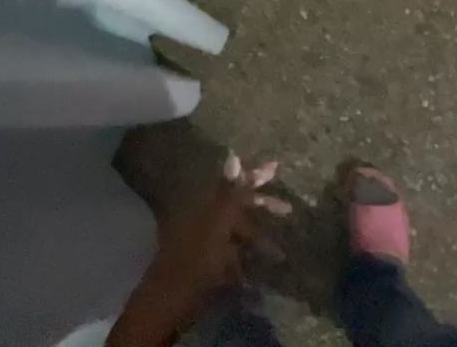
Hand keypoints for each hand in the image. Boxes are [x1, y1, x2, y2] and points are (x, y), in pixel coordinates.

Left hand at [108, 154, 289, 346]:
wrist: (169, 300)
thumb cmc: (195, 259)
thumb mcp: (216, 224)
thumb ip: (227, 193)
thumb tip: (234, 155)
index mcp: (204, 203)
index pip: (232, 182)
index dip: (253, 175)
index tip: (275, 169)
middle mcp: (203, 216)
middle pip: (237, 205)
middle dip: (261, 206)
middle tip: (287, 209)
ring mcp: (204, 240)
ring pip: (236, 231)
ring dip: (257, 239)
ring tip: (278, 254)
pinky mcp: (206, 262)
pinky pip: (231, 253)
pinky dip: (245, 258)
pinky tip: (258, 267)